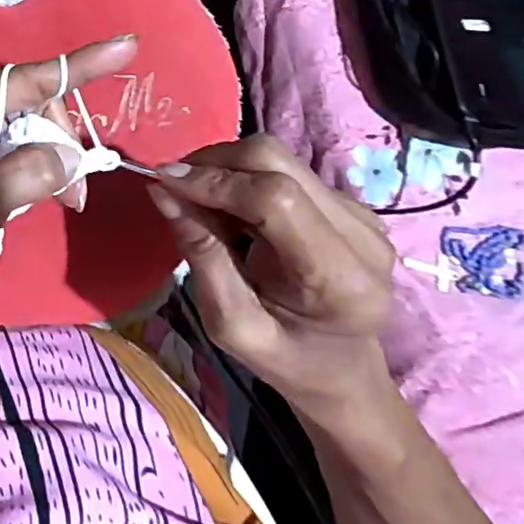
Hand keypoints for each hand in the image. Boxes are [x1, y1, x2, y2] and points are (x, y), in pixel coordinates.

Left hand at [0, 35, 139, 312]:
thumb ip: (35, 169)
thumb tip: (70, 157)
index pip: (29, 78)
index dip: (80, 64)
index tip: (126, 45)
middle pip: (32, 103)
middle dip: (62, 139)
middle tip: (77, 189)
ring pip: (29, 128)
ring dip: (54, 160)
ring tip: (68, 199)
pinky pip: (18, 149)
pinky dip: (40, 170)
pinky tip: (53, 194)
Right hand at [148, 135, 396, 411]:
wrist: (340, 367)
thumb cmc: (284, 357)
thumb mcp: (230, 323)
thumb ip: (201, 254)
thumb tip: (162, 190)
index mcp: (340, 279)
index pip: (275, 198)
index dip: (214, 181)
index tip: (163, 181)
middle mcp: (361, 236)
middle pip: (275, 161)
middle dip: (213, 163)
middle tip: (175, 186)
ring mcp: (360, 213)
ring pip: (276, 156)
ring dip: (225, 167)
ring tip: (201, 201)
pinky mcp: (348, 202)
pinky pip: (283, 167)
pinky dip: (242, 176)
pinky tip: (230, 208)